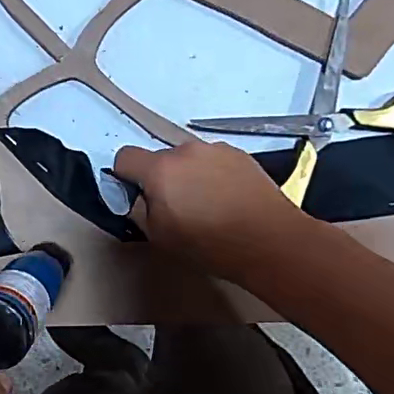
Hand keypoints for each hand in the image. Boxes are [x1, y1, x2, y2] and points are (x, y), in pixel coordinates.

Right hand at [112, 141, 311, 273]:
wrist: (269, 241)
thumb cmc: (210, 244)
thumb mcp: (159, 235)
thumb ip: (138, 209)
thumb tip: (135, 197)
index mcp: (160, 169)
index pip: (125, 157)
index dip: (125, 177)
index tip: (136, 196)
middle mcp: (186, 151)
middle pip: (159, 158)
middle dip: (160, 179)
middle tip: (174, 209)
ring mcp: (216, 150)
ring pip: (187, 159)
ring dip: (188, 176)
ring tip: (205, 206)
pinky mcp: (240, 155)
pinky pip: (213, 161)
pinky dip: (212, 175)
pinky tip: (225, 200)